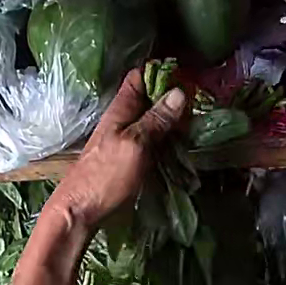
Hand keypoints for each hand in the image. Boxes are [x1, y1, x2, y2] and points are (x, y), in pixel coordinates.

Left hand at [46, 68, 186, 231]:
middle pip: (152, 99)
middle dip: (175, 98)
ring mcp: (130, 140)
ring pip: (156, 121)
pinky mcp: (135, 159)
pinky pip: (157, 142)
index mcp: (121, 109)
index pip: (140, 77)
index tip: (188, 76)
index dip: (162, 72)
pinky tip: (188, 143)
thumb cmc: (105, 177)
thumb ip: (156, 120)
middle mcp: (126, 120)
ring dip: (176, 121)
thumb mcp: (134, 145)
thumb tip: (180, 92)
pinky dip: (171, 140)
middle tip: (203, 102)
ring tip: (202, 121)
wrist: (82, 212)